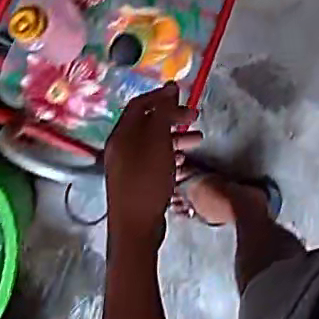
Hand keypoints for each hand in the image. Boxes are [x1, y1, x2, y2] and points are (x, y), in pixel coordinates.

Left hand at [103, 83, 200, 250]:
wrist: (135, 230)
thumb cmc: (147, 180)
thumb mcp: (158, 140)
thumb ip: (164, 112)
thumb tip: (170, 88)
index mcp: (121, 135)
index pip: (139, 104)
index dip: (160, 96)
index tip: (182, 93)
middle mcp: (120, 147)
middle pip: (147, 122)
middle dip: (172, 116)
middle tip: (194, 116)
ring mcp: (126, 166)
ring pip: (153, 142)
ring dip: (175, 136)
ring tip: (197, 139)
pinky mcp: (135, 183)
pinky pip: (153, 159)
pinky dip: (169, 154)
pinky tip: (184, 160)